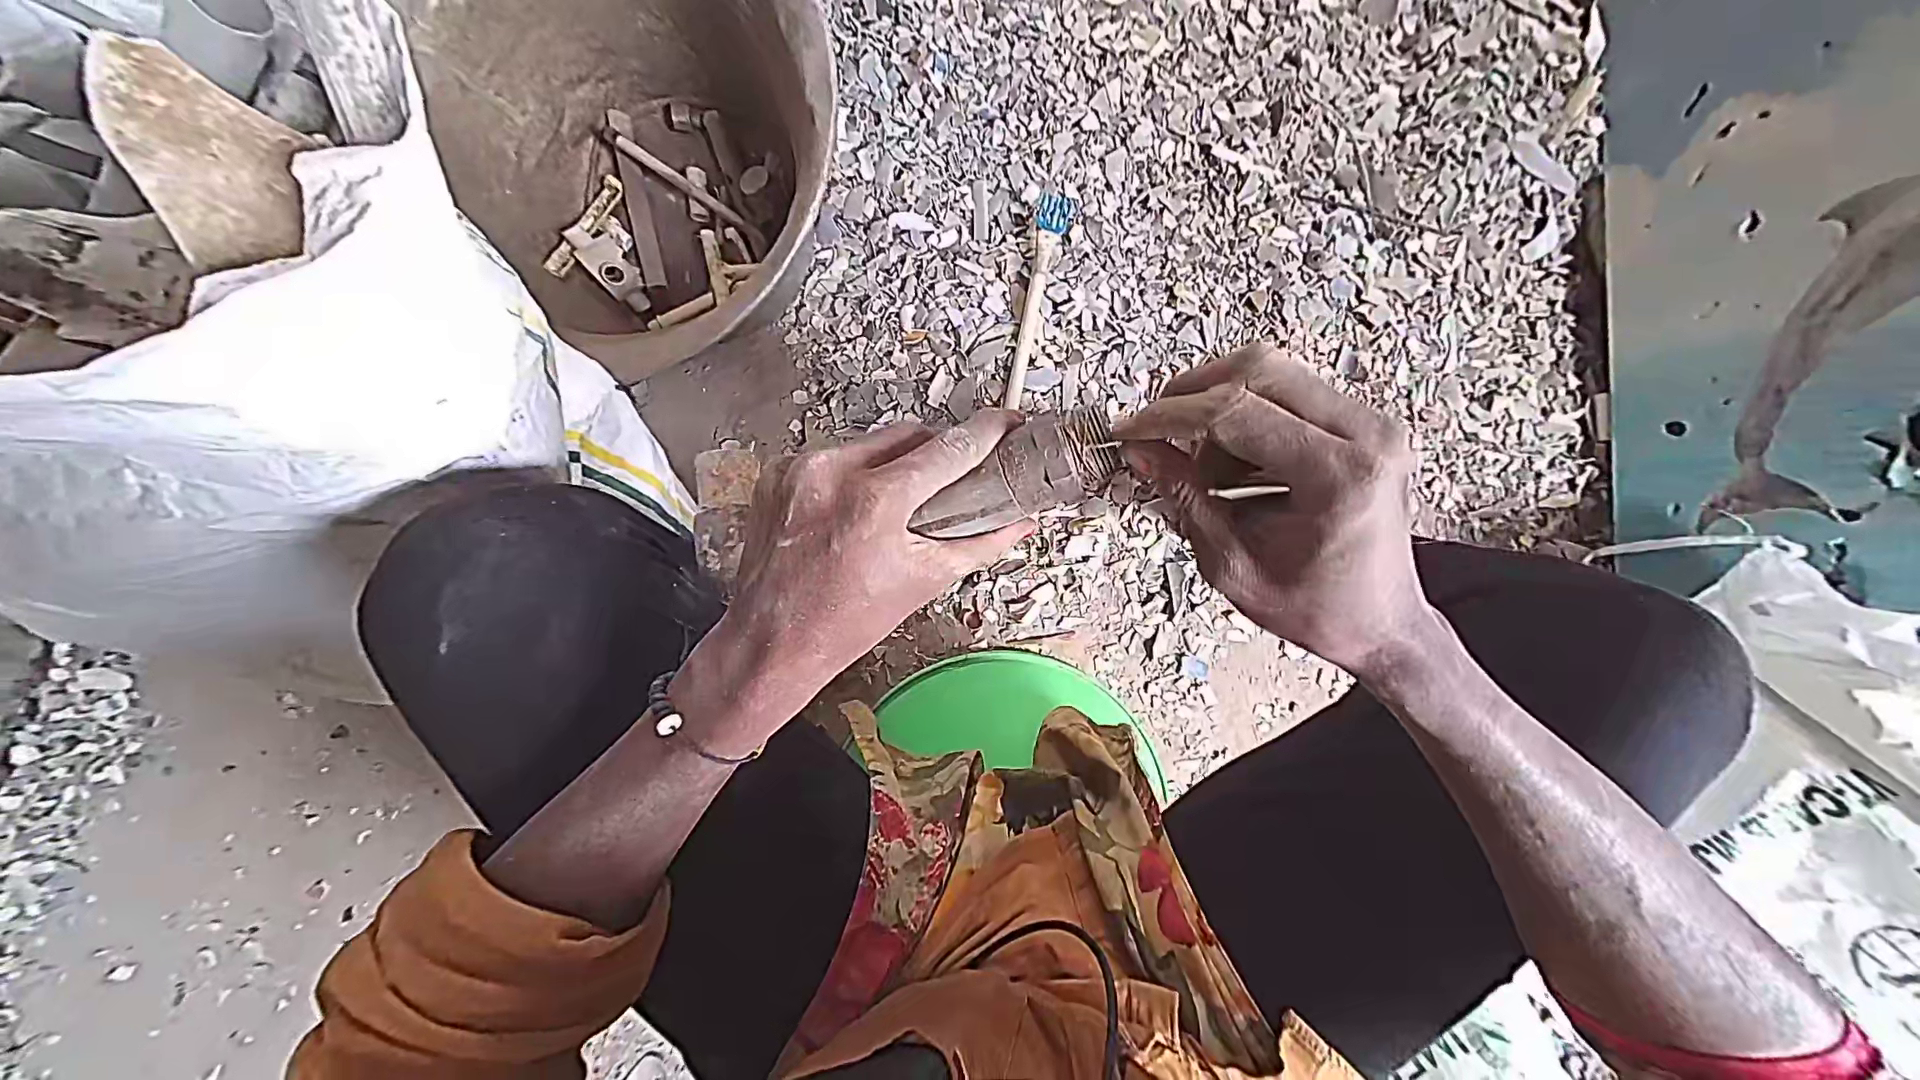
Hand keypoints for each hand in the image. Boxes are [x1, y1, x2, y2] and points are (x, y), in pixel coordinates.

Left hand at [671, 412, 1034, 748]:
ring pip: (873, 441)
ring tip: (899, 504)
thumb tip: (1014, 524)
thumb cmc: (839, 624)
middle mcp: (833, 473)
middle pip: (911, 434)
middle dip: (938, 452)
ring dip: (896, 463)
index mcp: (874, 502)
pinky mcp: (781, 472)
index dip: (987, 431)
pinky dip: (857, 473)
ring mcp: (801, 469)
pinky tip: (859, 507)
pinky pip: (838, 455)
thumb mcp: (923, 581)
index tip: (1004, 423)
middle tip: (951, 480)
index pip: (949, 448)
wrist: (772, 641)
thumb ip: (978, 544)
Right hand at [1115, 345, 1432, 677]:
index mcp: (1340, 475)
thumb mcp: (1232, 565)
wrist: (1378, 624)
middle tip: (1155, 433)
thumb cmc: (1319, 609)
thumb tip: (1143, 451)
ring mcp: (1369, 424)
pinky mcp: (1360, 426)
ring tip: (1205, 473)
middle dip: (1190, 396)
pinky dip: (1242, 423)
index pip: (1235, 411)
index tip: (1132, 429)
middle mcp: (1367, 435)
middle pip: (1258, 369)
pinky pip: (1287, 395)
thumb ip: (1185, 498)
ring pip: (1270, 374)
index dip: (1168, 416)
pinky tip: (1233, 470)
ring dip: (1217, 414)